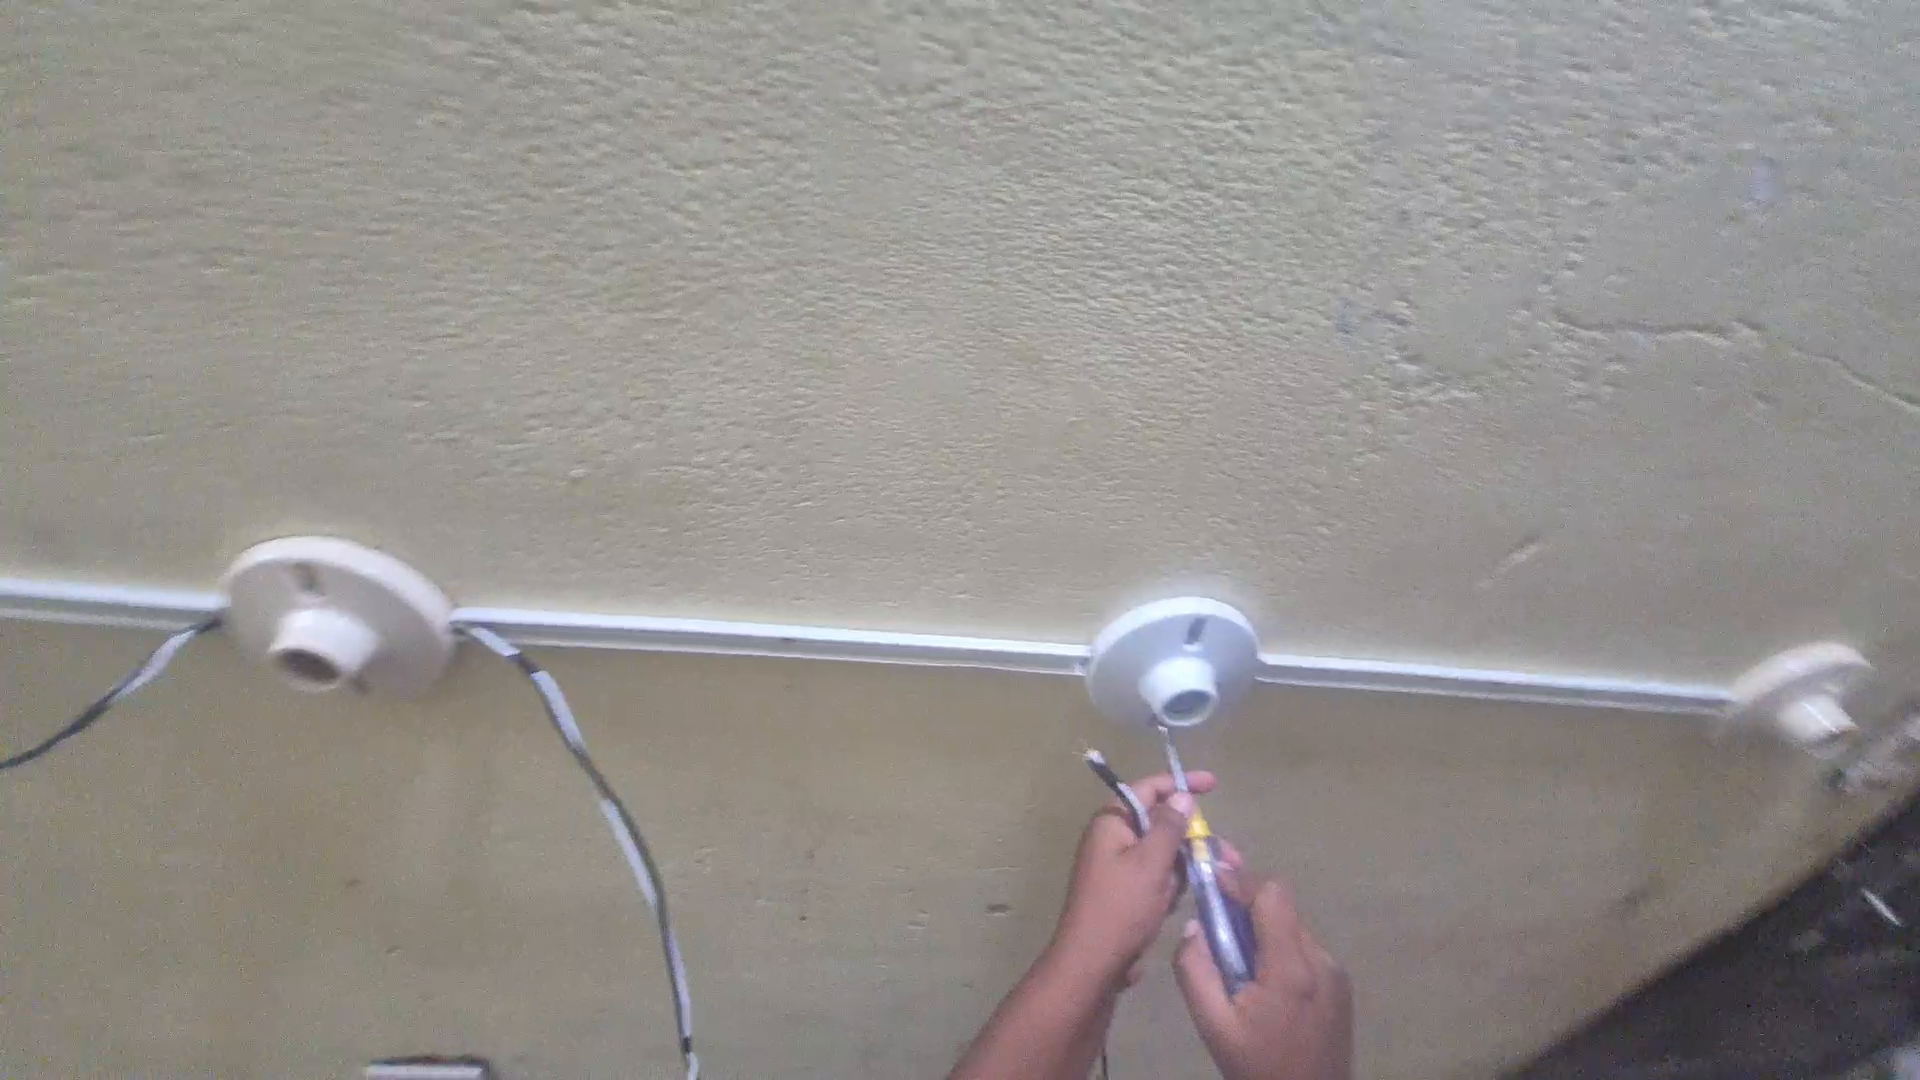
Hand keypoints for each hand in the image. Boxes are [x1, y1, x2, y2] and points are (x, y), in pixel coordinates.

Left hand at [1048, 770, 1220, 983]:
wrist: (1093, 963)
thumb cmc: (1120, 907)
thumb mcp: (1150, 863)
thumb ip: (1168, 826)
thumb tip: (1182, 795)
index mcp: (1111, 821)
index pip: (1148, 789)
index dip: (1180, 783)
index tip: (1214, 784)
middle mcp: (1113, 837)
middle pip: (1160, 822)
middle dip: (1193, 836)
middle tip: (1229, 853)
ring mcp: (1119, 865)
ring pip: (1162, 852)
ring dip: (1187, 863)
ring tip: (1216, 880)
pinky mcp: (1127, 891)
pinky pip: (1156, 875)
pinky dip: (1173, 883)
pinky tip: (1182, 900)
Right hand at [1173, 876, 1352, 1079]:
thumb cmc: (1258, 1068)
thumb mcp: (1213, 1024)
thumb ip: (1195, 968)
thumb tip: (1195, 925)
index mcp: (1292, 969)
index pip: (1270, 895)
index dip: (1239, 879)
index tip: (1211, 875)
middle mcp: (1322, 962)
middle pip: (1281, 906)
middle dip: (1245, 899)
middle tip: (1213, 899)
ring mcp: (1336, 974)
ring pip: (1291, 924)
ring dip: (1261, 924)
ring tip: (1234, 947)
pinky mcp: (1340, 987)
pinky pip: (1302, 946)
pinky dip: (1277, 944)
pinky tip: (1259, 972)